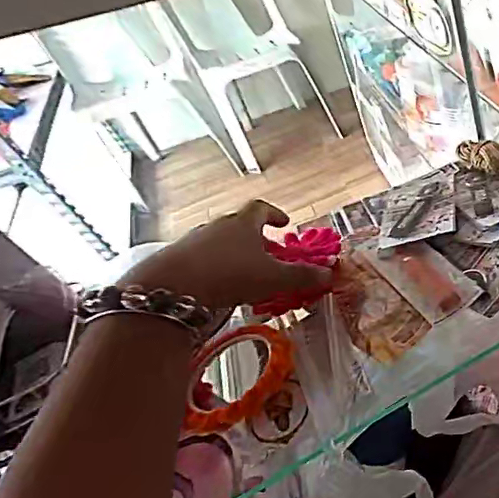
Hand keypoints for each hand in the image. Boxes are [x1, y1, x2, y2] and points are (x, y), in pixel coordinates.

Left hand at [126, 200, 331, 310]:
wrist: (170, 289)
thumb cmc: (229, 274)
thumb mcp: (274, 278)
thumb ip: (303, 276)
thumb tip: (329, 275)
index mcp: (243, 223)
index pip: (261, 208)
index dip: (274, 214)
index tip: (283, 223)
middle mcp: (216, 227)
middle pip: (238, 225)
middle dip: (255, 238)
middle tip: (268, 254)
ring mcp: (192, 242)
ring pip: (218, 243)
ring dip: (233, 254)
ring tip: (245, 274)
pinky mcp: (174, 261)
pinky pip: (200, 260)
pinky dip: (213, 269)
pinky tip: (219, 287)